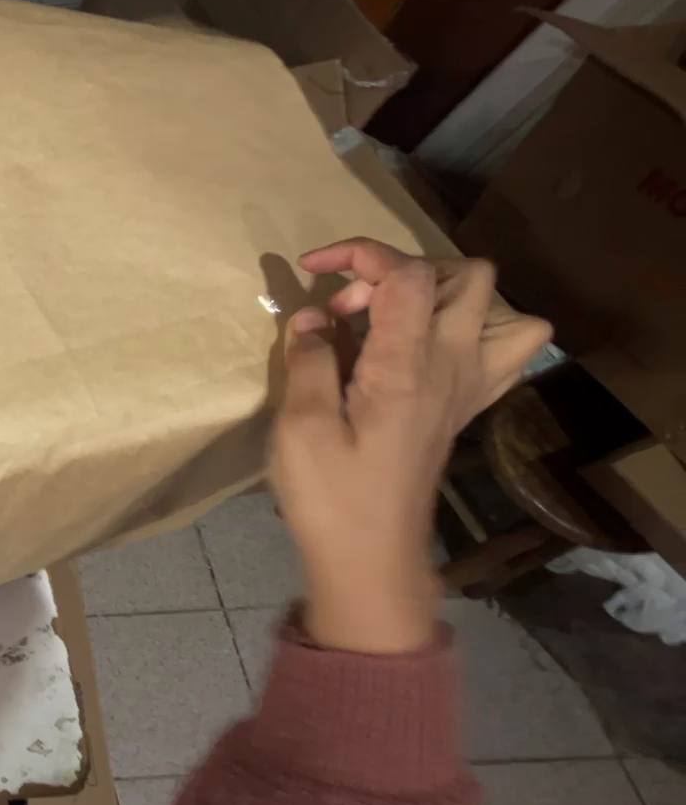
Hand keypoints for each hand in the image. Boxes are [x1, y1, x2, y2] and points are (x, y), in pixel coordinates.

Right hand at [270, 238, 549, 653]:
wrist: (369, 550)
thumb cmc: (328, 492)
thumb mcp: (299, 426)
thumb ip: (308, 361)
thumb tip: (312, 318)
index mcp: (407, 368)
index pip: (406, 277)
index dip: (359, 254)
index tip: (310, 267)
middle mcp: (453, 367)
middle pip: (463, 277)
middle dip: (397, 271)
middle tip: (344, 309)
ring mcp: (469, 386)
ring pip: (498, 305)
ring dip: (440, 295)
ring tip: (385, 320)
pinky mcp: (466, 405)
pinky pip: (505, 345)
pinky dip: (469, 326)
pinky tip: (421, 346)